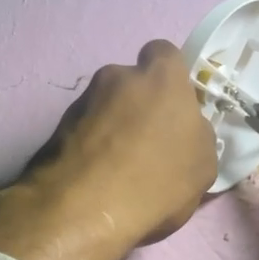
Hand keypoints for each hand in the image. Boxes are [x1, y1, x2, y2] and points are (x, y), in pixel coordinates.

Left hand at [0, 40, 216, 259]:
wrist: (85, 207)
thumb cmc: (157, 180)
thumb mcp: (203, 165)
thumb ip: (195, 135)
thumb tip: (186, 130)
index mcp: (160, 78)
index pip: (163, 53)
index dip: (168, 76)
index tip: (171, 105)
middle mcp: (117, 77)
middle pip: (129, 82)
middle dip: (136, 104)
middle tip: (144, 141)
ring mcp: (82, 100)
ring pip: (103, 106)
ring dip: (110, 126)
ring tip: (116, 167)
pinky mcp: (55, 127)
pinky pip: (81, 129)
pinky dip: (89, 145)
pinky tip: (96, 177)